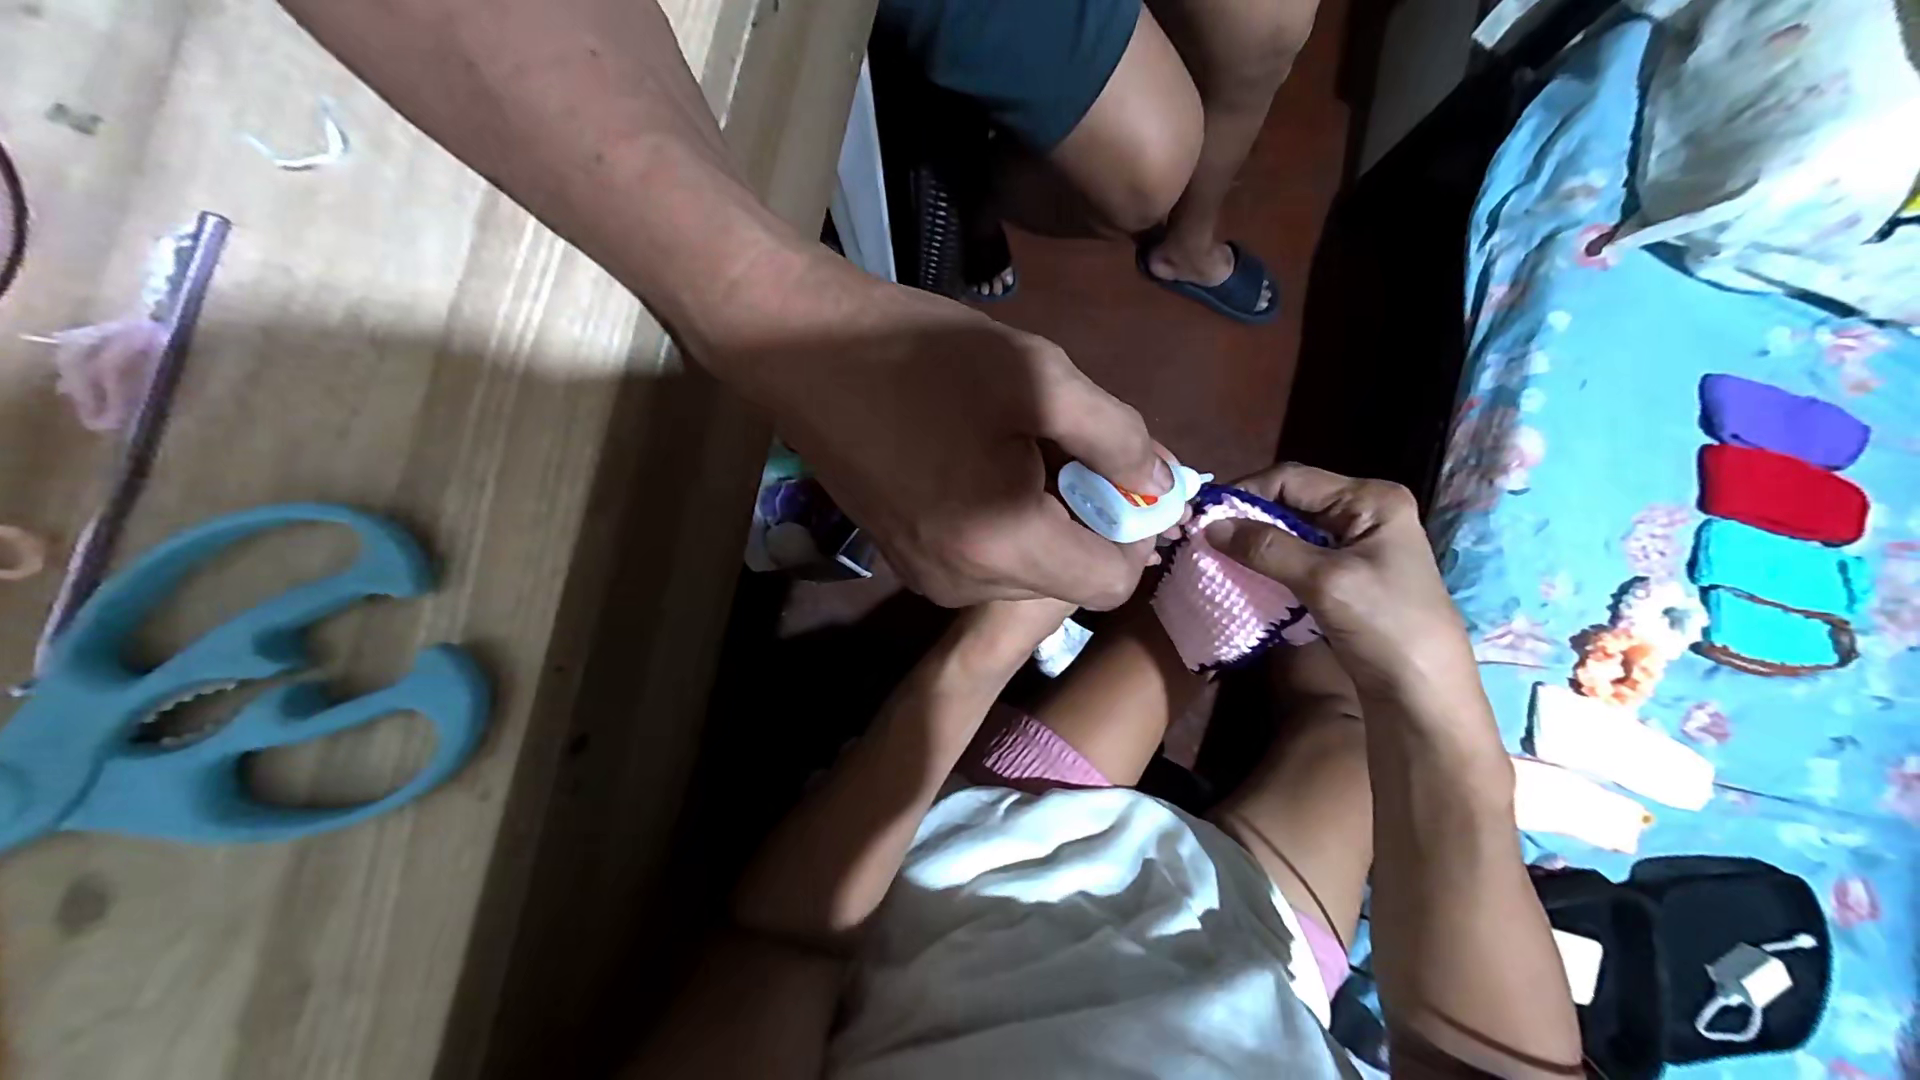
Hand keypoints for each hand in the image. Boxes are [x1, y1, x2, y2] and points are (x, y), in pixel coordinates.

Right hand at [712, 256, 1170, 608]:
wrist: (802, 351)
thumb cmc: (922, 355)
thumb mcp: (1040, 375)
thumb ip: (1118, 437)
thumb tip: (1160, 486)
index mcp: (1002, 547)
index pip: (1111, 583)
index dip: (1132, 530)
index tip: (1114, 469)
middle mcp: (965, 585)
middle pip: (1069, 577)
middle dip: (1087, 517)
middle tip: (1062, 442)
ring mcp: (928, 579)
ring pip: (1027, 570)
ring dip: (1045, 517)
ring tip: (1015, 445)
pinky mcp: (905, 561)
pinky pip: (985, 561)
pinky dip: (1004, 523)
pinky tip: (978, 463)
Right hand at [1203, 464, 1477, 697]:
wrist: (1421, 691)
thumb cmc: (1385, 625)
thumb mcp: (1324, 580)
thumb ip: (1266, 549)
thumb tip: (1209, 526)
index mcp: (1371, 499)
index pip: (1292, 479)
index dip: (1246, 493)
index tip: (1205, 517)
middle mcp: (1363, 512)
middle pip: (1289, 501)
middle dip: (1246, 518)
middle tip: (1206, 538)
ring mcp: (1355, 543)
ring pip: (1288, 529)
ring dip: (1253, 542)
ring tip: (1218, 556)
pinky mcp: (1344, 572)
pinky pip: (1295, 555)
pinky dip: (1267, 562)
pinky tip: (1244, 574)